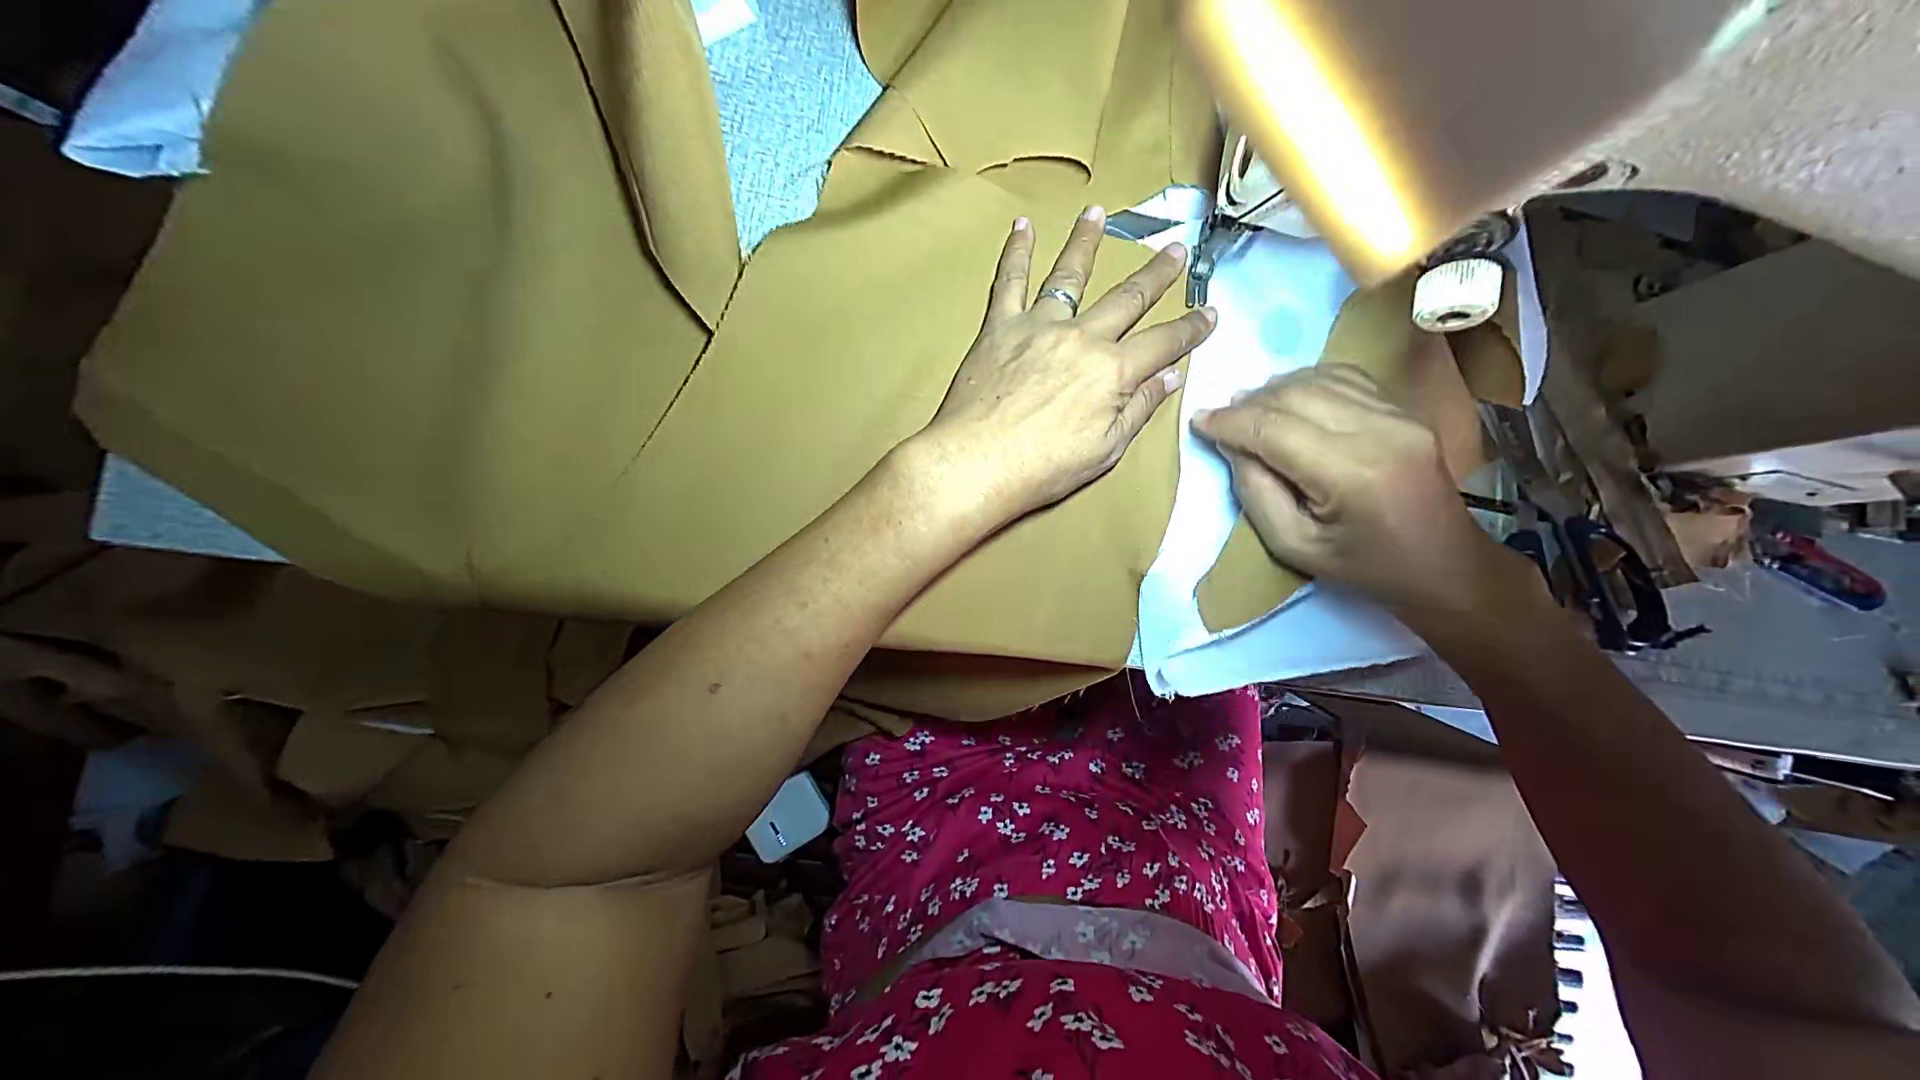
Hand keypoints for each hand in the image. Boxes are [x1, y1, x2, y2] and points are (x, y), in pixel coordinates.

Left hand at [908, 207, 1216, 525]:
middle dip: (1155, 274)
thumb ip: (1139, 409)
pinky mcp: (999, 328)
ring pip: (1069, 274)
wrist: (976, 462)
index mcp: (1113, 372)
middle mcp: (1081, 339)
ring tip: (1097, 214)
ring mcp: (1039, 327)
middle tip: (1174, 250)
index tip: (1209, 313)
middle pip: (1127, 297)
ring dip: (1086, 241)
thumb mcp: (1105, 449)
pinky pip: (1010, 281)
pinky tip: (1023, 227)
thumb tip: (1170, 378)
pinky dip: (1016, 252)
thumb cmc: (1041, 467)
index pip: (1164, 343)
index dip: (1191, 329)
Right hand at [1191, 364, 1535, 626]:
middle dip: (1248, 403)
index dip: (1230, 422)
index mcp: (1351, 474)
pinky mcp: (1406, 411)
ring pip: (1320, 378)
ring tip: (1249, 408)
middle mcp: (1380, 432)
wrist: (1446, 566)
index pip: (1274, 428)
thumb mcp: (1293, 546)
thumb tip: (1234, 445)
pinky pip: (1347, 378)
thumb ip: (1256, 493)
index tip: (1199, 421)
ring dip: (1275, 389)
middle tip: (1221, 419)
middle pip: (1295, 395)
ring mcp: (1399, 415)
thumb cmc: (1365, 567)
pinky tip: (1289, 398)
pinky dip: (1309, 382)